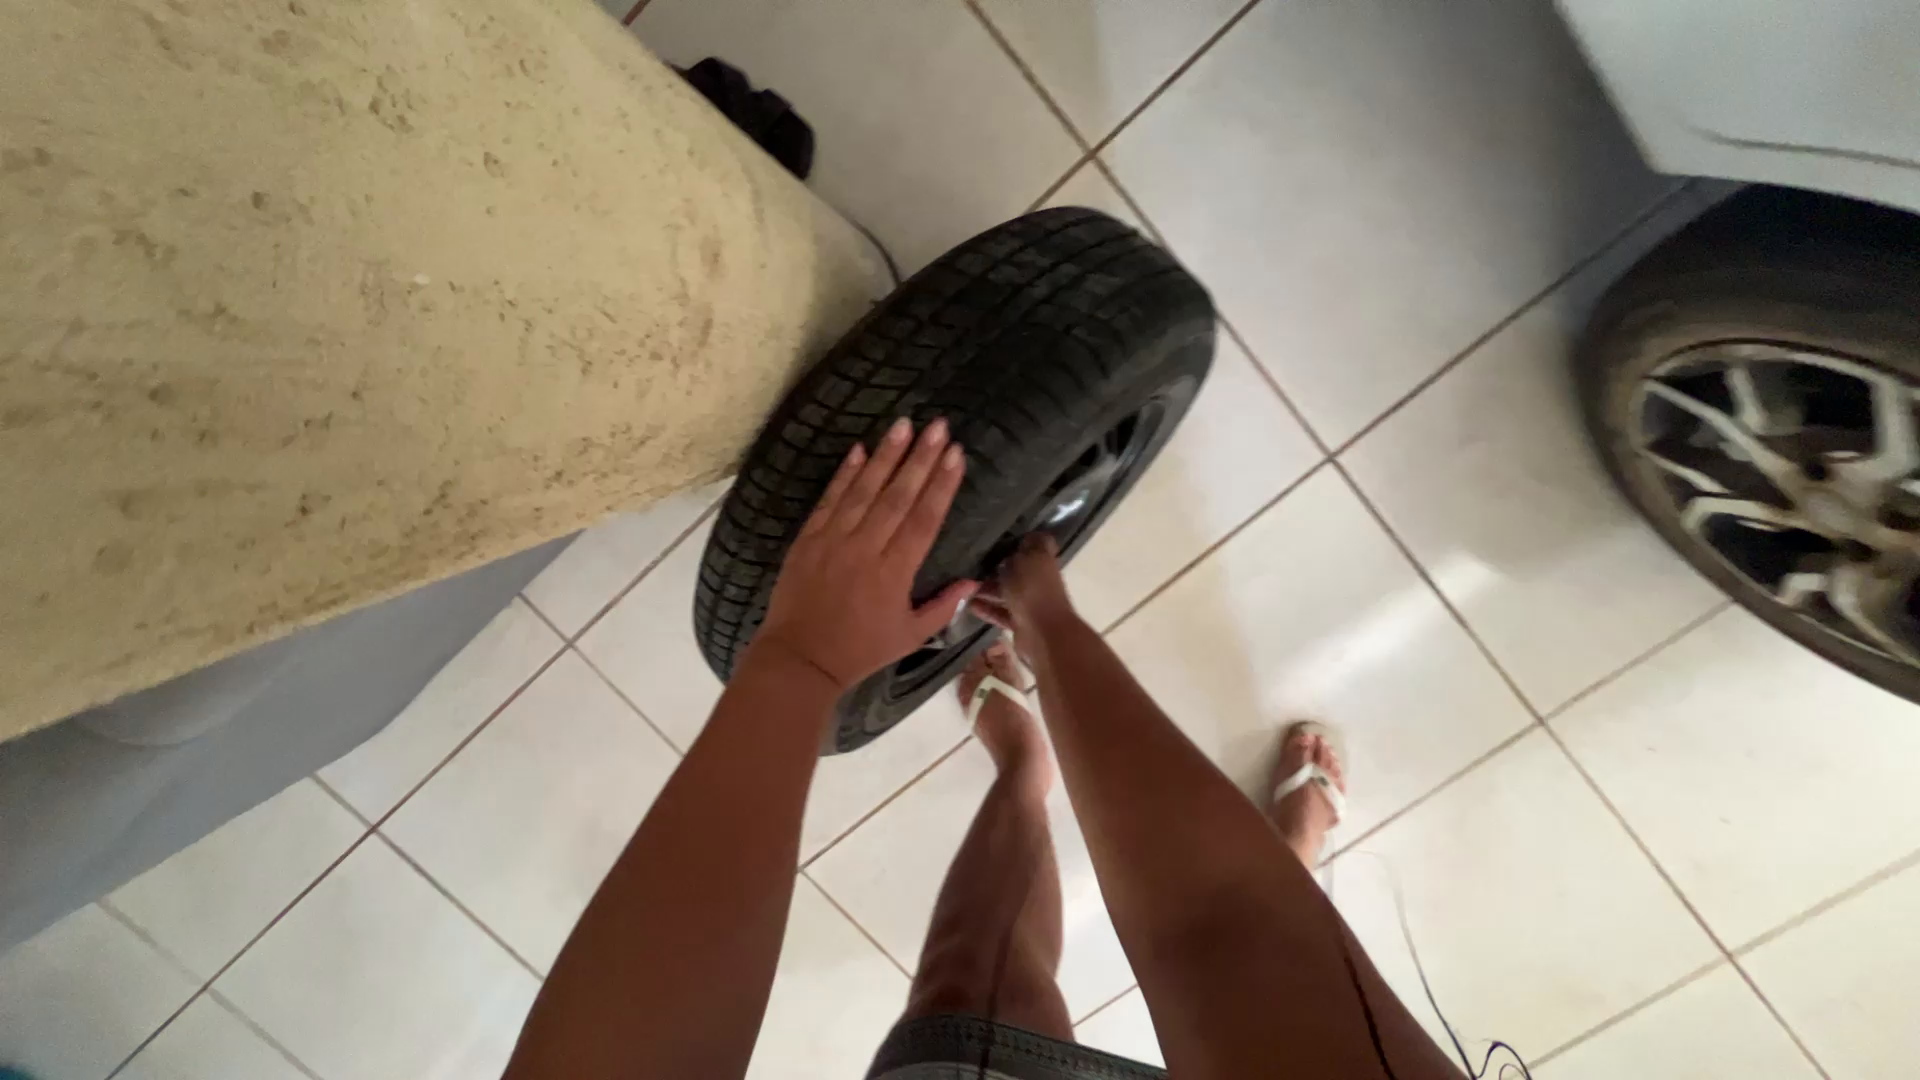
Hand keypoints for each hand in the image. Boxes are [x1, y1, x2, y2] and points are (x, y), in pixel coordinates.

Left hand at [751, 417, 977, 690]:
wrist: (799, 658)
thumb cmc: (860, 650)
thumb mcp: (910, 636)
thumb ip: (944, 607)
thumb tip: (973, 582)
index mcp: (894, 572)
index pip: (924, 519)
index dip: (942, 484)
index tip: (956, 455)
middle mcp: (865, 549)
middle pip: (898, 495)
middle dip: (921, 458)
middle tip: (938, 426)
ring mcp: (833, 540)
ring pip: (864, 490)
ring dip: (885, 455)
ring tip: (904, 425)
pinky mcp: (808, 539)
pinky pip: (829, 500)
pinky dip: (844, 474)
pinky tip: (859, 449)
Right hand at [972, 533, 1077, 641]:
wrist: (1043, 634)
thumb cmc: (1034, 590)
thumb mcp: (1028, 558)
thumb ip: (1024, 547)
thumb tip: (1020, 541)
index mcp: (1043, 561)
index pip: (1034, 545)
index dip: (1020, 540)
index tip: (998, 538)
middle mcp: (1039, 581)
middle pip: (1016, 571)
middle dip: (995, 567)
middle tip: (970, 564)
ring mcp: (1030, 604)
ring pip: (1006, 593)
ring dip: (987, 589)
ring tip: (963, 586)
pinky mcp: (1021, 624)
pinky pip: (1001, 613)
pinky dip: (987, 609)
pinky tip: (969, 605)